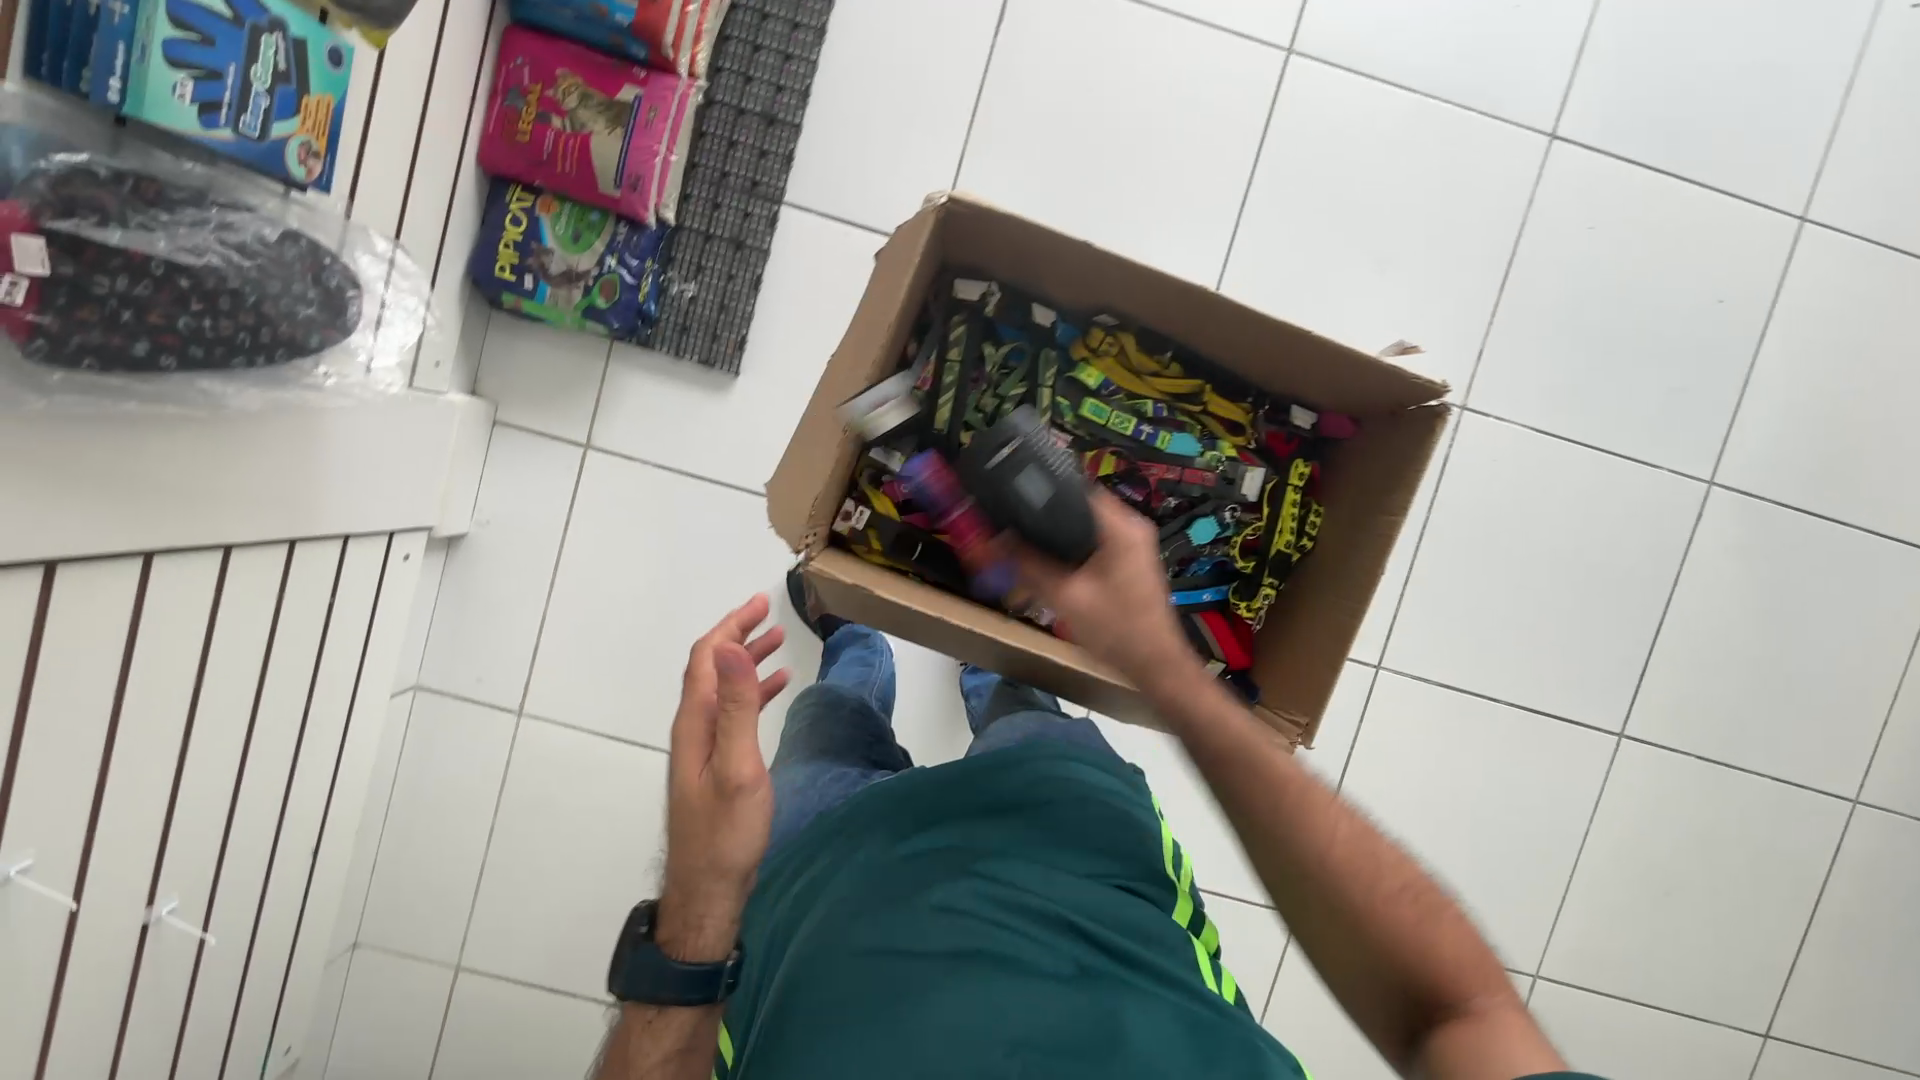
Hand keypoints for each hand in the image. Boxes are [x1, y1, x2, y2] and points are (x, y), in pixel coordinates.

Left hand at [660, 594, 789, 957]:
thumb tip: (730, 648)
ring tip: (778, 643)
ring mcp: (703, 747)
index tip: (760, 603)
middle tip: (770, 614)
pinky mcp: (715, 764)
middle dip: (738, 635)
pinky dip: (754, 692)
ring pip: (723, 689)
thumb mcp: (737, 766)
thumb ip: (737, 708)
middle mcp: (694, 728)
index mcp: (695, 722)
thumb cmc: (727, 831)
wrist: (709, 889)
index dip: (730, 625)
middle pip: (710, 669)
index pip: (706, 658)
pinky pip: (733, 713)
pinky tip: (776, 690)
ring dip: (747, 662)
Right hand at [1004, 491, 1202, 692]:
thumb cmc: (1117, 630)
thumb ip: (1029, 566)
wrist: (1154, 666)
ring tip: (1018, 552)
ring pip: (1080, 530)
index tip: (1009, 502)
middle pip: (1074, 509)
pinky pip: (1089, 547)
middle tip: (1007, 532)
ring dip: (1051, 542)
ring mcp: (1130, 546)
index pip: (1074, 489)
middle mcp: (1129, 528)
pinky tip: (1043, 569)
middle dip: (1040, 523)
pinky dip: (1066, 556)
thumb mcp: (1065, 598)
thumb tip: (995, 541)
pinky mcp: (1126, 563)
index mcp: (1122, 526)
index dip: (1039, 493)